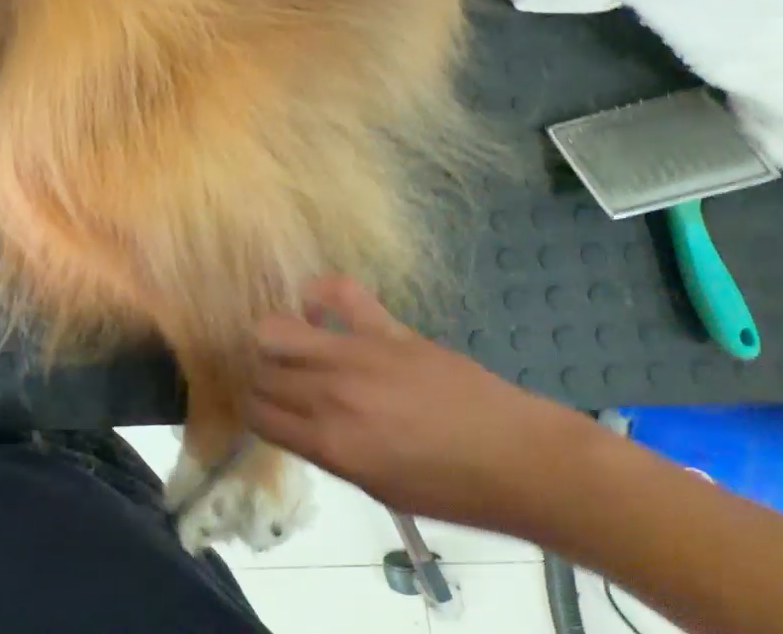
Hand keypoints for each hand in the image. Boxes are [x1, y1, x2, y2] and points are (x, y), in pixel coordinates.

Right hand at [243, 275, 597, 532]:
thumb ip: (326, 450)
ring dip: (274, 341)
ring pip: (274, 329)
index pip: (255, 413)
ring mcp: (356, 356)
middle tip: (279, 385)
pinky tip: (319, 309)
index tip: (266, 412)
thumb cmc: (456, 490)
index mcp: (329, 443)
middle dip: (261, 379)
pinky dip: (319, 294)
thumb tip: (295, 422)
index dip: (254, 412)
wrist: (529, 464)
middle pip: (259, 372)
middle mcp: (331, 395)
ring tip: (291, 349)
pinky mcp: (387, 330)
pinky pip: (338, 292)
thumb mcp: (378, 488)